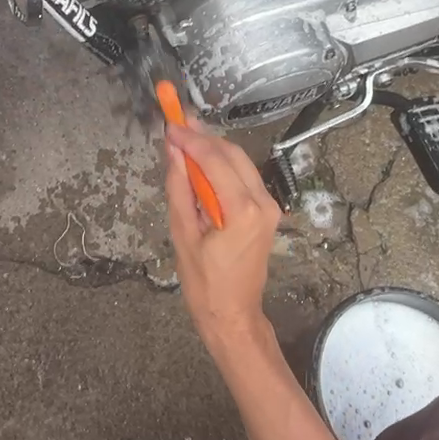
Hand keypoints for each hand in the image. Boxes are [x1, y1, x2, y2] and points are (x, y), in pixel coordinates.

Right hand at [164, 119, 281, 357]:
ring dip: (213, 149)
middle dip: (203, 137)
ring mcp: (269, 207)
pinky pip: (244, 177)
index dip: (190, 138)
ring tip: (184, 140)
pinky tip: (200, 165)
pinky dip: (222, 166)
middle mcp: (263, 202)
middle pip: (232, 154)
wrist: (234, 315)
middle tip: (176, 125)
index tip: (169, 124)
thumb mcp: (182, 234)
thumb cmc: (204, 283)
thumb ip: (179, 187)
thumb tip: (173, 151)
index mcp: (242, 210)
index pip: (214, 160)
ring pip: (240, 162)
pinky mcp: (267, 212)